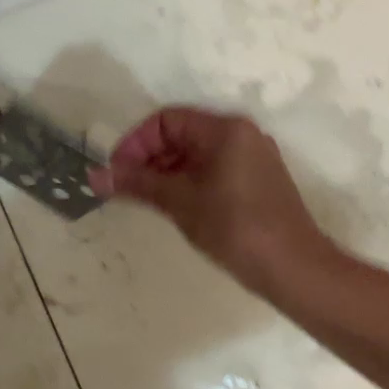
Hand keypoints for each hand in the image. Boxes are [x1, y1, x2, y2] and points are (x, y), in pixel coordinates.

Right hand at [91, 107, 339, 294]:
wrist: (293, 268)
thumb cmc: (234, 227)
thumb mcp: (179, 202)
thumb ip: (136, 183)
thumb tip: (95, 175)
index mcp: (225, 130)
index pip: (166, 120)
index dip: (135, 142)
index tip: (117, 172)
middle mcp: (241, 135)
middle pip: (180, 134)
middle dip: (147, 158)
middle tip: (124, 188)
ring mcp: (252, 158)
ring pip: (195, 154)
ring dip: (164, 172)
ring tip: (144, 200)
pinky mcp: (256, 181)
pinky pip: (211, 169)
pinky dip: (186, 182)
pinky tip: (173, 207)